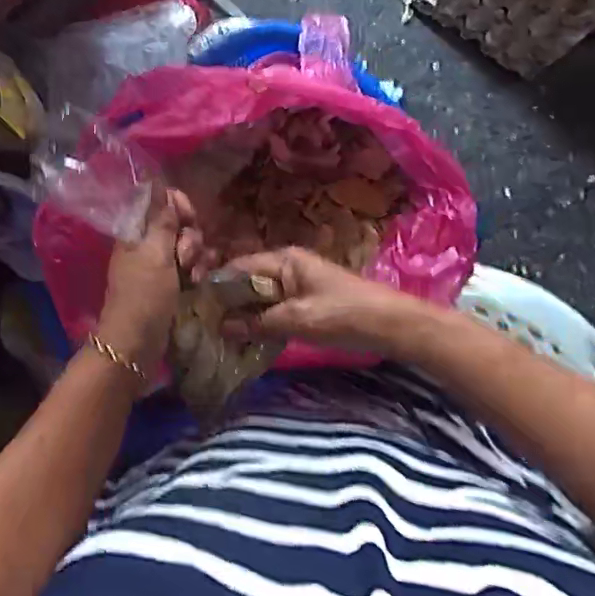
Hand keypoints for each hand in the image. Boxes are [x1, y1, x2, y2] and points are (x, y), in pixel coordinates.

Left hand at [97, 188, 201, 369]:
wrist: (135, 345)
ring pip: (187, 245)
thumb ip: (160, 219)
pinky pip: (189, 266)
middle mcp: (146, 242)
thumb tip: (155, 180)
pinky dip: (195, 272)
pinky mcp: (169, 282)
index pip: (160, 200)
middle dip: (190, 236)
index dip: (178, 205)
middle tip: (185, 257)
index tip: (188, 219)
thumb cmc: (144, 297)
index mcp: (135, 230)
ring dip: (196, 257)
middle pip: (178, 222)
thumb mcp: (155, 254)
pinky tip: (197, 284)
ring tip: (192, 276)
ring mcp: (157, 263)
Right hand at [223, 246, 442, 354]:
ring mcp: (299, 282)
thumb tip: (222, 327)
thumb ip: (257, 322)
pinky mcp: (308, 300)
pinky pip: (276, 306)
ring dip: (246, 312)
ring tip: (224, 332)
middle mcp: (287, 265)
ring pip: (261, 295)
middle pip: (247, 281)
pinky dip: (263, 318)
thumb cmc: (344, 314)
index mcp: (283, 259)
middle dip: (229, 301)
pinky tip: (252, 335)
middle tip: (207, 323)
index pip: (237, 268)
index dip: (217, 286)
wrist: (397, 326)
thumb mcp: (297, 319)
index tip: (197, 306)